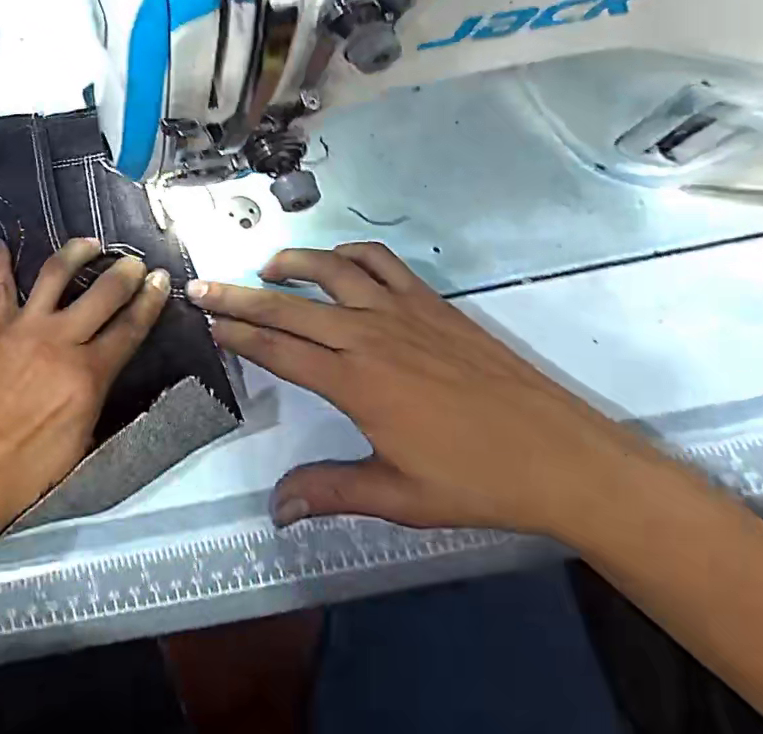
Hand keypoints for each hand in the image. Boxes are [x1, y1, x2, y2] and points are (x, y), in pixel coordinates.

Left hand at [0, 236, 169, 534]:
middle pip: (103, 293)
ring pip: (55, 275)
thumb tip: (106, 378)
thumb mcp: (82, 445)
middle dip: (124, 272)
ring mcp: (24, 329)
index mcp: (89, 374)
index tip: (161, 278)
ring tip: (91, 242)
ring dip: (76, 252)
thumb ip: (98, 402)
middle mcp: (61, 341)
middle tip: (134, 260)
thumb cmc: (25, 473)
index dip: (150, 300)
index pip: (131, 327)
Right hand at [187, 242, 672, 542]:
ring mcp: (402, 312)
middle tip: (203, 288)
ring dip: (292, 263)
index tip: (208, 323)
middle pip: (288, 308)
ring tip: (265, 267)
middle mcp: (369, 336)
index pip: (278, 350)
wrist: (559, 454)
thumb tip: (277, 509)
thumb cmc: (474, 479)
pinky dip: (351, 254)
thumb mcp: (397, 496)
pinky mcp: (431, 303)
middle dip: (239, 296)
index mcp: (355, 383)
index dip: (238, 335)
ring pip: (331, 271)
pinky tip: (337, 261)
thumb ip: (330, 492)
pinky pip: (382, 262)